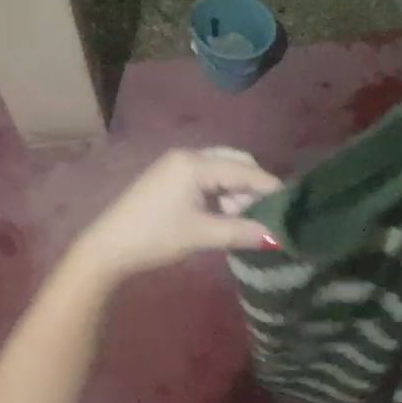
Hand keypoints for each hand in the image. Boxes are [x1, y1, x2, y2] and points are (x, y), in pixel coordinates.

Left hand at [70, 148, 281, 282]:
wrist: (108, 246)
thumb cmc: (155, 236)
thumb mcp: (201, 234)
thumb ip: (241, 232)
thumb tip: (278, 237)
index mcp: (195, 163)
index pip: (244, 170)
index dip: (269, 188)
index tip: (292, 206)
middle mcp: (187, 156)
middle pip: (234, 163)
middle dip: (252, 187)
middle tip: (265, 216)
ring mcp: (176, 165)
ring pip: (220, 171)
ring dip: (236, 192)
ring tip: (243, 221)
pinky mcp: (170, 178)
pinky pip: (206, 178)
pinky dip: (220, 194)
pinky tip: (225, 216)